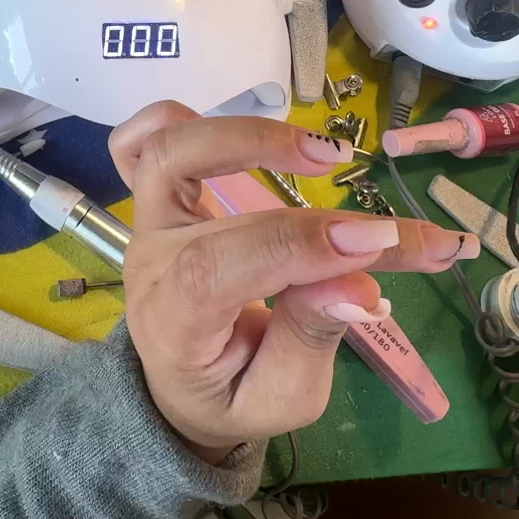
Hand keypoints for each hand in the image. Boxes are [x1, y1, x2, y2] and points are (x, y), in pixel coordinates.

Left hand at [106, 101, 479, 463]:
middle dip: (286, 181)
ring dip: (243, 134)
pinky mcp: (156, 198)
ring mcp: (149, 219)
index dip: (297, 245)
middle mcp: (151, 257)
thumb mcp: (280, 399)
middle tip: (363, 195)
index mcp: (172, 319)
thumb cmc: (231, 393)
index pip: (219, 266)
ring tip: (323, 152)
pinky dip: (180, 119)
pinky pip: (138, 141)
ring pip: (165, 146)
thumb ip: (310, 341)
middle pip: (197, 191)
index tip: (380, 241)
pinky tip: (243, 130)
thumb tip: (358, 284)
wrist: (179, 384)